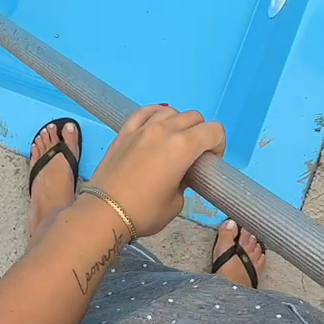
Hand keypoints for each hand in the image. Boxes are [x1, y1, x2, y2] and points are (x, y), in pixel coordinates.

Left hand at [87, 105, 225, 236]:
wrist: (103, 212)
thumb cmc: (144, 212)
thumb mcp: (177, 203)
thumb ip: (184, 180)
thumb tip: (180, 171)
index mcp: (183, 147)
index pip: (214, 130)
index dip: (219, 144)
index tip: (211, 161)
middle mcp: (164, 130)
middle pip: (194, 117)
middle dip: (201, 132)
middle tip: (195, 154)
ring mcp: (142, 128)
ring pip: (170, 111)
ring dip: (179, 122)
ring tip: (174, 141)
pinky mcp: (124, 131)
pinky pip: (144, 112)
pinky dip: (156, 115)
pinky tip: (156, 125)